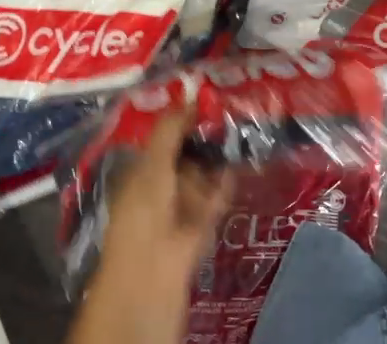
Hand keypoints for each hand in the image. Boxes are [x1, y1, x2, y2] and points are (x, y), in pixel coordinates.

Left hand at [68, 109, 233, 343]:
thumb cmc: (142, 222)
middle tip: (239, 108)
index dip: (185, 117)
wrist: (147, 291)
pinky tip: (245, 164)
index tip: (213, 94)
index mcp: (139, 173)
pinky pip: (214, 202)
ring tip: (248, 129)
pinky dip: (227, 185)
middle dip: (206, 136)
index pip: (164, 137)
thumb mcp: (152, 170)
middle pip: (185, 155)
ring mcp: (179, 212)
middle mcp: (157, 189)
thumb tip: (189, 94)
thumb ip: (170, 132)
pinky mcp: (198, 232)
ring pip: (202, 178)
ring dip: (220, 158)